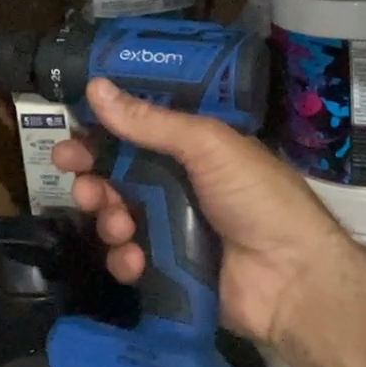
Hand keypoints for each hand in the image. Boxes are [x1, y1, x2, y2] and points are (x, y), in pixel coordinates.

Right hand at [51, 78, 359, 344]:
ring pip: (114, 215)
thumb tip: (95, 86)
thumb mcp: (207, 146)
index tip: (71, 135)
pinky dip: (124, 258)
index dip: (98, 133)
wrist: (294, 280)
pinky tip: (136, 260)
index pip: (132, 134)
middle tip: (77, 178)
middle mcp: (175, 184)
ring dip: (106, 217)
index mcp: (188, 150)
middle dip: (90, 176)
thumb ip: (149, 121)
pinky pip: (128, 258)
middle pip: (114, 175)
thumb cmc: (256, 199)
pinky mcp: (167, 270)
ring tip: (119, 225)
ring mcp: (169, 228)